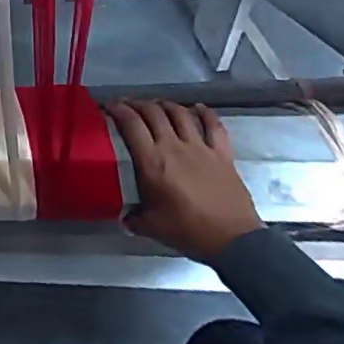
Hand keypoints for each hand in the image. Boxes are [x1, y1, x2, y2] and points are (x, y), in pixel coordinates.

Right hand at [106, 100, 263, 262]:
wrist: (234, 240)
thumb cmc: (189, 231)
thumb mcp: (152, 227)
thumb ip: (134, 218)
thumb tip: (123, 217)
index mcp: (152, 161)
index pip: (131, 124)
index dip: (118, 109)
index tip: (109, 106)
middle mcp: (174, 146)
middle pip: (153, 112)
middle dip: (137, 104)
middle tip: (128, 105)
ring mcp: (200, 148)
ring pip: (180, 113)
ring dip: (165, 105)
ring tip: (157, 105)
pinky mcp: (222, 154)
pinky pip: (214, 126)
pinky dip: (205, 113)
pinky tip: (198, 108)